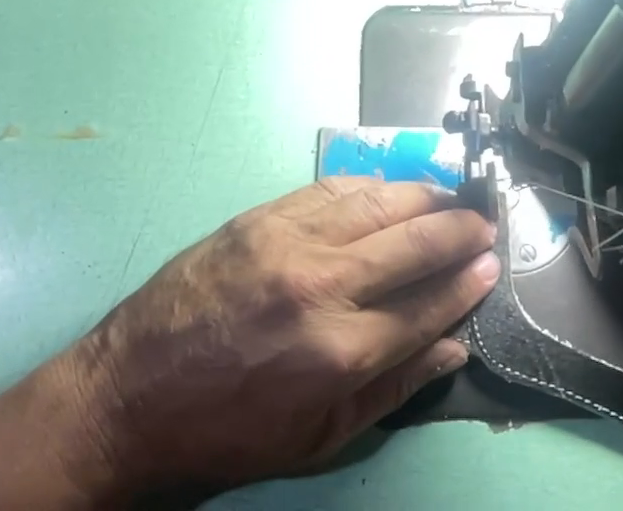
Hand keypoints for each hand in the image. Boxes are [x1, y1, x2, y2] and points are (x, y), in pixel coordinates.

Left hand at [66, 178, 499, 501]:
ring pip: (377, 202)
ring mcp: (288, 241)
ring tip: (452, 196)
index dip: (467, 282)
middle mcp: (322, 284)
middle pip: (413, 242)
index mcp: (340, 350)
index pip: (427, 304)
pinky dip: (370, 184)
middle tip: (487, 222)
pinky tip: (391, 187)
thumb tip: (454, 347)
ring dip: (423, 196)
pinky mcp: (259, 218)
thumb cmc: (228, 428)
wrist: (130, 392)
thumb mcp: (318, 438)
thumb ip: (393, 389)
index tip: (492, 265)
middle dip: (460, 230)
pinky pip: (330, 188)